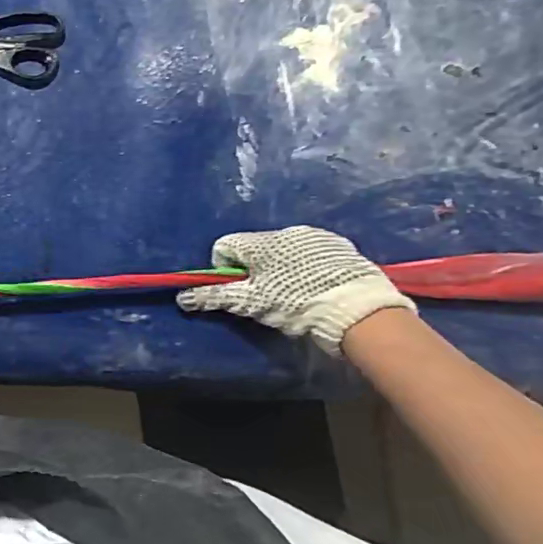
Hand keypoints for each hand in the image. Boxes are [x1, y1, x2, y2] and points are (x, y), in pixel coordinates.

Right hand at [175, 226, 413, 355]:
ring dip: (278, 267)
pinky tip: (314, 285)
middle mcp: (288, 232)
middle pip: (254, 248)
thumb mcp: (249, 302)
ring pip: (281, 251)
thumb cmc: (294, 302)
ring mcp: (317, 238)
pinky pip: (307, 253)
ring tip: (292, 291)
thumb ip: (212, 296)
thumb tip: (181, 297)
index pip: (225, 246)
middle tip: (265, 293)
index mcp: (262, 242)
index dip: (225, 269)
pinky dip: (303, 266)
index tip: (239, 288)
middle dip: (253, 268)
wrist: (360, 311)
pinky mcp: (341, 247)